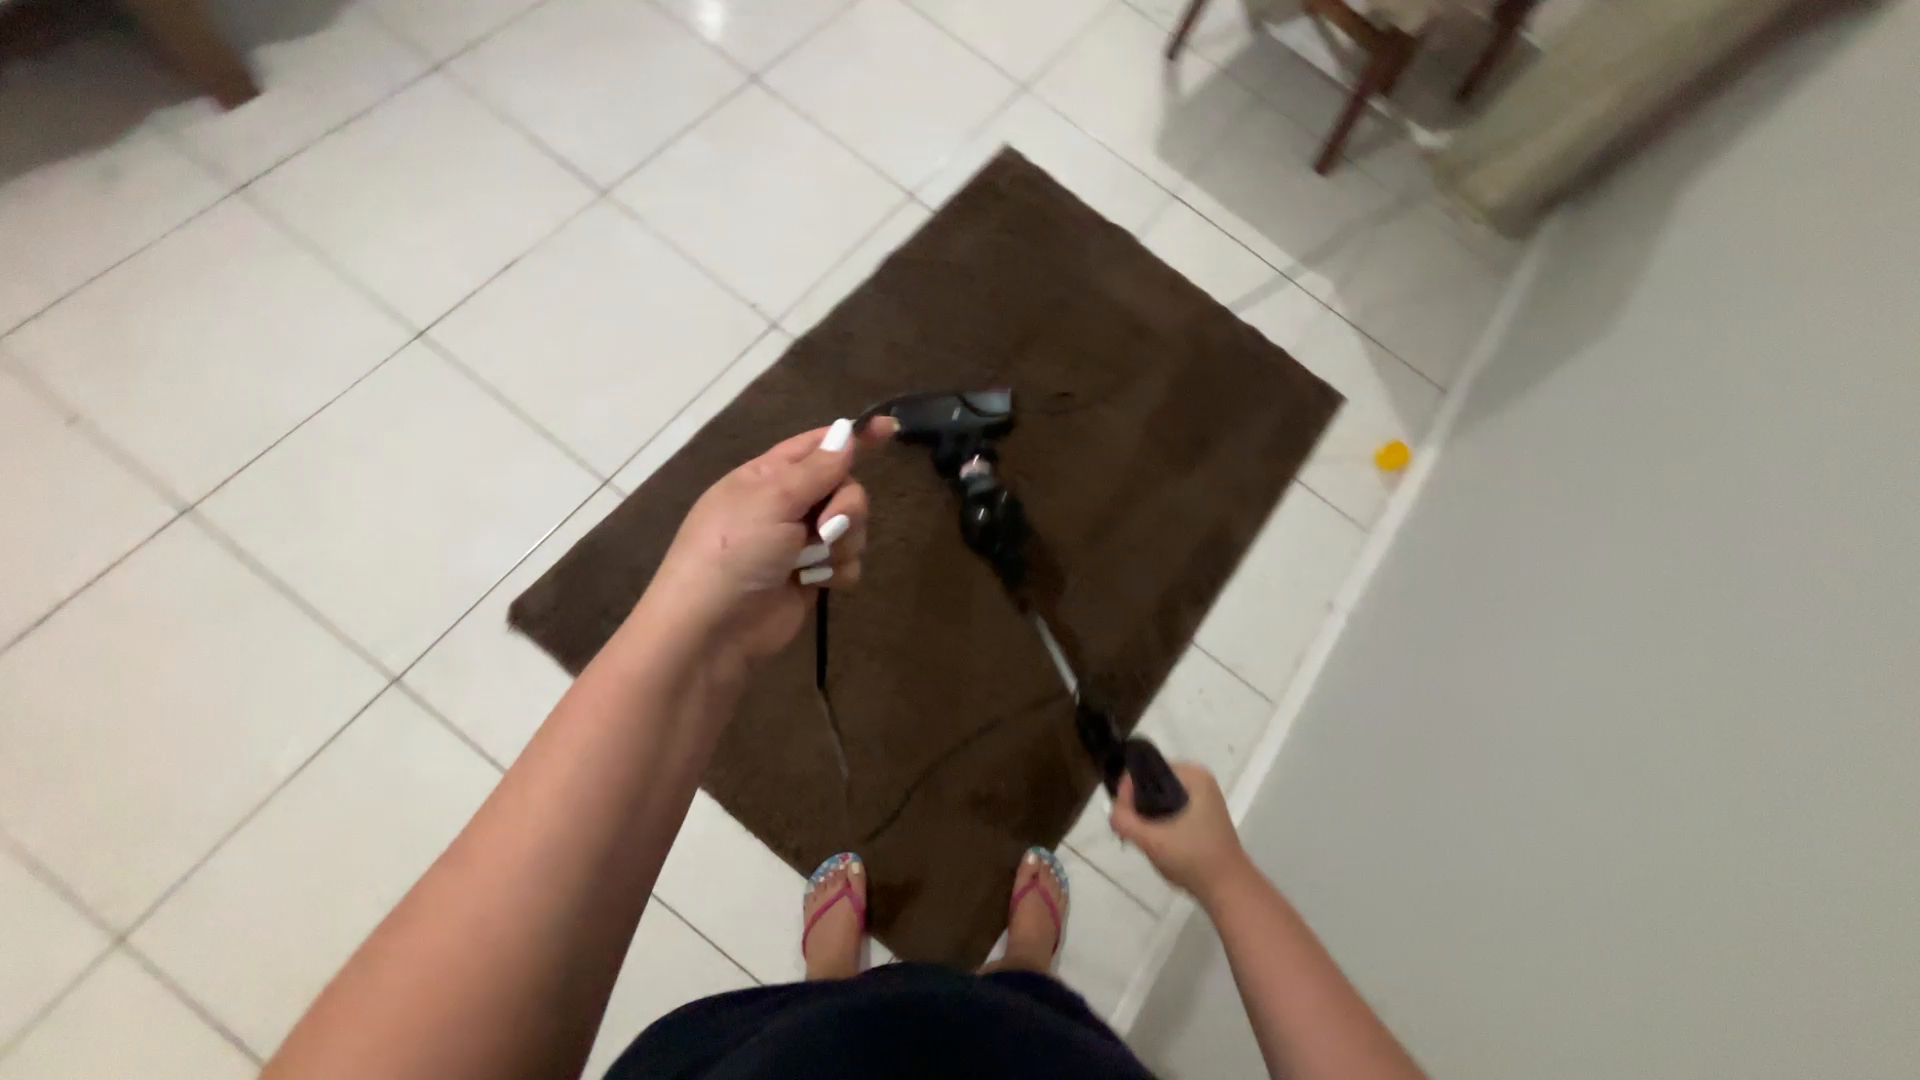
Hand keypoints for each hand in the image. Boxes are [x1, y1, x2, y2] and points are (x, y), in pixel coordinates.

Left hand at [642, 417, 893, 674]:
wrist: (714, 629)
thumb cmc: (733, 552)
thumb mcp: (772, 500)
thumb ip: (817, 468)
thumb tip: (847, 434)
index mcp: (769, 475)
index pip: (819, 445)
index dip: (854, 437)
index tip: (890, 428)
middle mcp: (788, 504)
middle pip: (846, 488)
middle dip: (846, 508)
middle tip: (825, 528)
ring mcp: (801, 543)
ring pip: (853, 527)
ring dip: (840, 545)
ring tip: (808, 564)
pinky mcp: (814, 578)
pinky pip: (849, 563)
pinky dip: (837, 573)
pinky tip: (813, 585)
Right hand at [1111, 763, 1251, 903]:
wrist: (1229, 890)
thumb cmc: (1193, 859)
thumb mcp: (1152, 839)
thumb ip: (1124, 820)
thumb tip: (1112, 809)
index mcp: (1193, 776)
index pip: (1147, 770)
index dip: (1128, 790)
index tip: (1122, 815)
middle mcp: (1200, 781)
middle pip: (1153, 783)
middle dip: (1138, 805)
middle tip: (1129, 830)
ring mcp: (1204, 799)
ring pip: (1161, 798)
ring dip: (1148, 816)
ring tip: (1142, 838)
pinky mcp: (1204, 816)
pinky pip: (1172, 809)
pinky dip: (1161, 823)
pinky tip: (1157, 843)